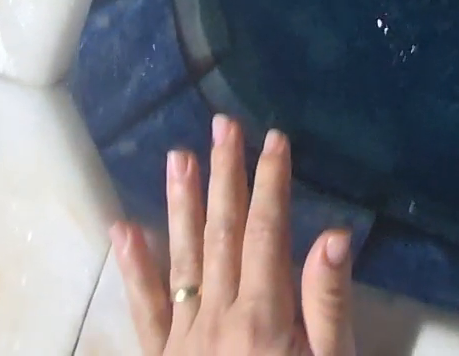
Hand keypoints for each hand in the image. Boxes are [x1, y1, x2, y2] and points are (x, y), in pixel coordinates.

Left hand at [113, 115, 355, 355]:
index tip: (274, 138)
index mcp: (263, 317)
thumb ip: (329, 307)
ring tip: (177, 156)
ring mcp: (182, 341)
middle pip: (221, 233)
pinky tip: (124, 230)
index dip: (272, 182)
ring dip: (180, 204)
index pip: (266, 231)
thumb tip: (334, 233)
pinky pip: (145, 311)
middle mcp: (217, 319)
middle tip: (223, 125)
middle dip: (225, 176)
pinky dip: (134, 269)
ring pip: (181, 259)